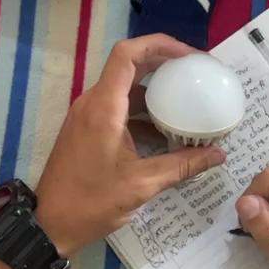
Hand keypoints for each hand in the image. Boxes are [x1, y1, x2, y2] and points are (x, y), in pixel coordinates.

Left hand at [35, 35, 226, 256]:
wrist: (49, 223)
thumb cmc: (91, 202)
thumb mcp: (142, 184)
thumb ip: (182, 165)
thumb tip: (218, 154)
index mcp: (104, 107)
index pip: (127, 54)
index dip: (160, 44)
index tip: (190, 56)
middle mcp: (93, 103)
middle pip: (129, 67)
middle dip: (164, 65)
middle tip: (198, 75)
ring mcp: (88, 116)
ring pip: (124, 89)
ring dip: (155, 92)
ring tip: (189, 102)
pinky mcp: (88, 130)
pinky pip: (118, 108)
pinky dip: (142, 112)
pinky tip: (167, 131)